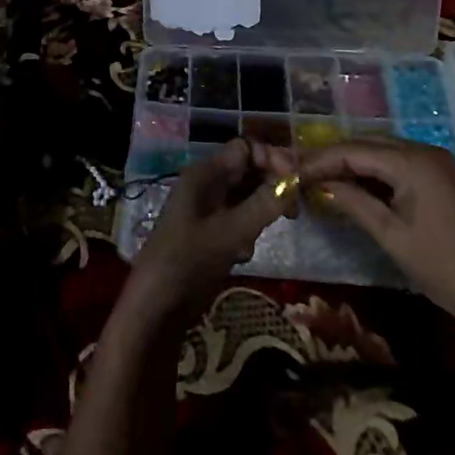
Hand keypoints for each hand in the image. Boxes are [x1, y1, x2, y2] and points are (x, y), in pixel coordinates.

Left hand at [126, 140, 293, 329]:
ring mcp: (207, 210)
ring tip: (272, 231)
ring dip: (263, 210)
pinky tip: (244, 254)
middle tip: (295, 211)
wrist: (157, 306)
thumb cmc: (188, 262)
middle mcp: (205, 186)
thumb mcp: (230, 233)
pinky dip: (249, 231)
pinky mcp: (211, 233)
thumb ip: (263, 205)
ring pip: (247, 196)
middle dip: (272, 184)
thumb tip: (294, 180)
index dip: (272, 158)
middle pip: (248, 170)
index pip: (244, 148)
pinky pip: (240, 220)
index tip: (297, 181)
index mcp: (203, 175)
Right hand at [299, 139, 454, 336]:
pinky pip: (397, 165)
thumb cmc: (443, 266)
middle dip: (331, 158)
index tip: (289, 173)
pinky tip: (352, 187)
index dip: (318, 160)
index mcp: (412, 162)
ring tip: (317, 179)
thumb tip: (319, 184)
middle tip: (298, 173)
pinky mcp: (441, 178)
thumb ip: (351, 201)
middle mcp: (424, 151)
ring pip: (380, 152)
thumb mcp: (389, 234)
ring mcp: (437, 164)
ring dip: (350, 164)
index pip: (352, 150)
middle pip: (366, 145)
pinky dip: (372, 173)